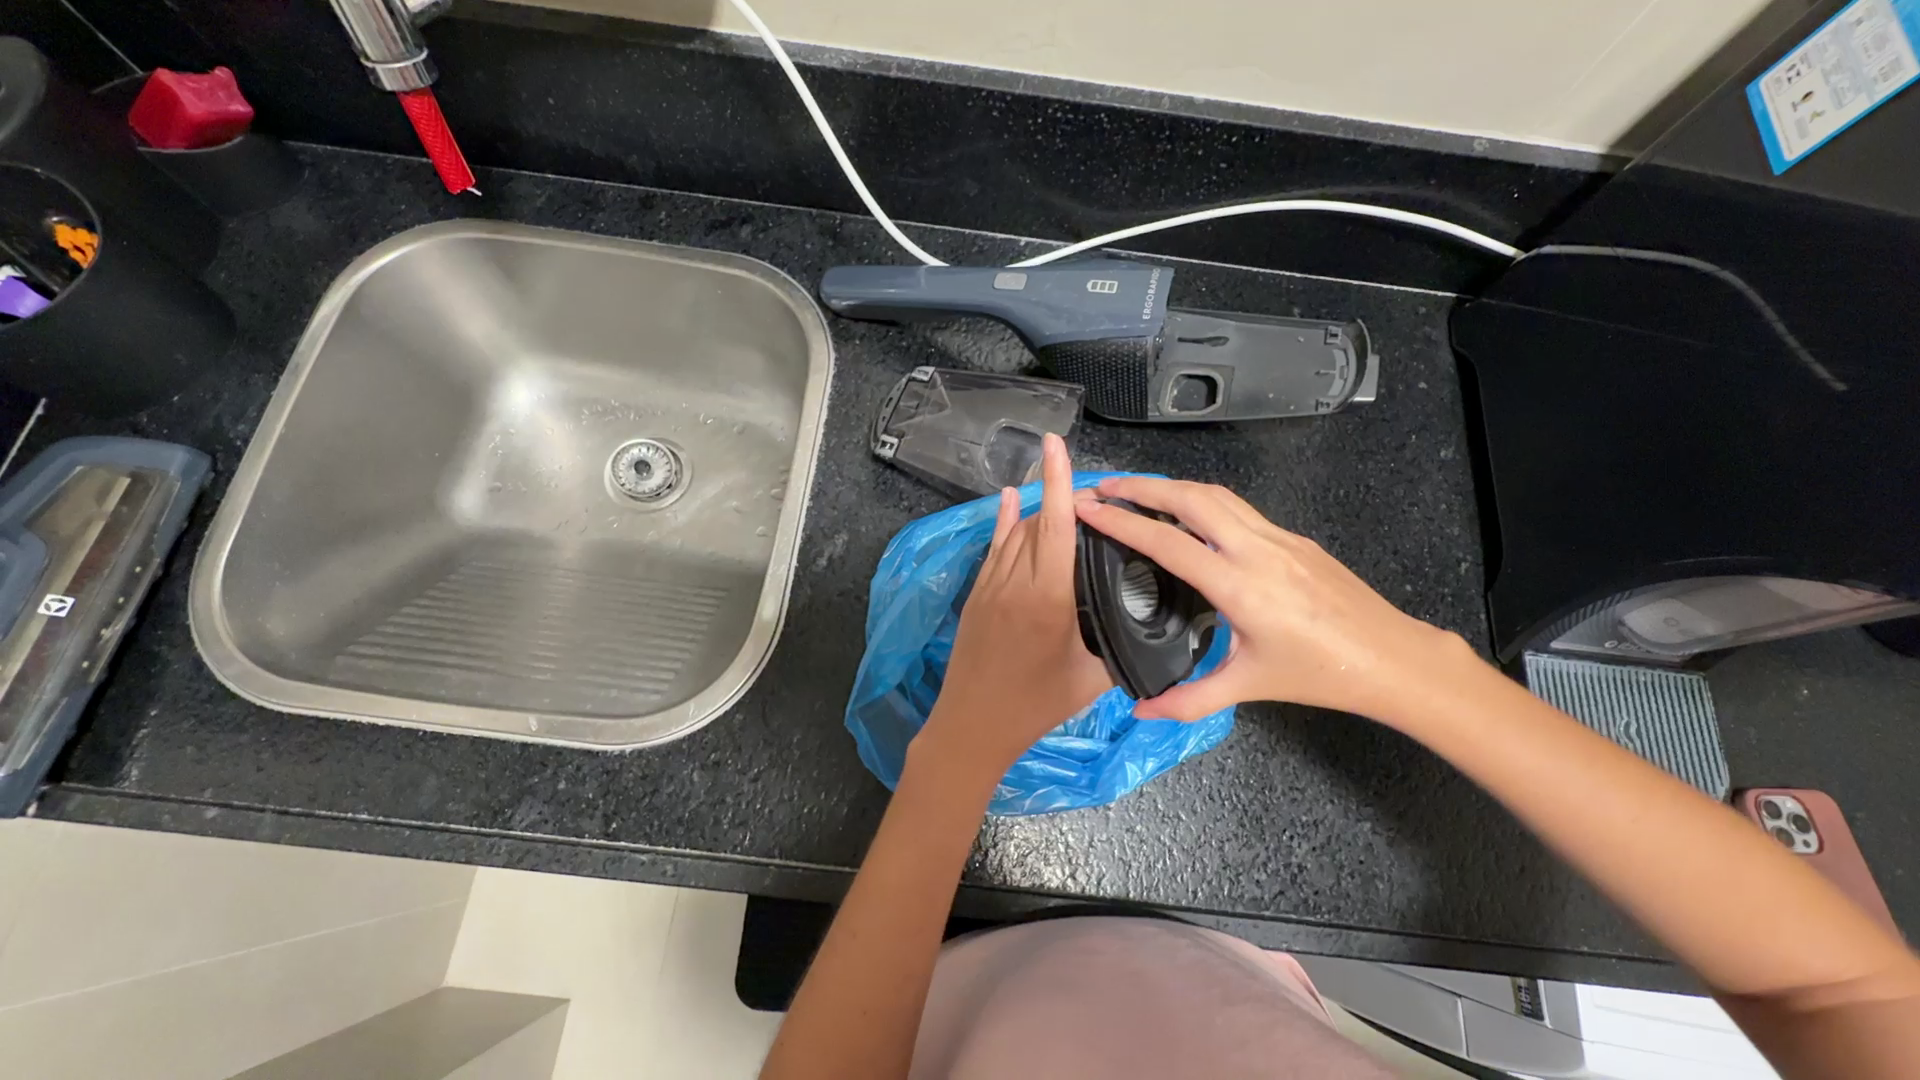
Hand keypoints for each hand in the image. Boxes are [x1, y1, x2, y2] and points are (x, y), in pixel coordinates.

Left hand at [916, 434, 1113, 780]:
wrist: (973, 725)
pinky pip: (994, 548)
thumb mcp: (1091, 679)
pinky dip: (1006, 522)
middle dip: (1063, 498)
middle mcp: (1016, 581)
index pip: (1057, 525)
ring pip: (1016, 532)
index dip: (1060, 480)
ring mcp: (991, 586)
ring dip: (1040, 511)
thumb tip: (1145, 620)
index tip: (1055, 442)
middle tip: (1096, 497)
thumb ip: (1118, 644)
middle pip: (1040, 522)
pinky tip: (1011, 501)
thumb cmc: (1036, 705)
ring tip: (1065, 498)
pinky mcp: (976, 595)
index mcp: (1048, 597)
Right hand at [1074, 477, 1466, 725]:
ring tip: (1136, 492)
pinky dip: (1200, 499)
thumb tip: (1140, 711)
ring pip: (1216, 494)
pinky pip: (1238, 508)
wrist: (1392, 658)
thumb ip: (1190, 700)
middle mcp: (1258, 550)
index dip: (1123, 522)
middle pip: (1191, 498)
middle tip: (1103, 487)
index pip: (1169, 542)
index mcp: (1240, 587)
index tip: (1088, 508)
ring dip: (1172, 486)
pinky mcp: (1294, 539)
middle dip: (1142, 486)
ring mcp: (1280, 538)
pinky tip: (1187, 515)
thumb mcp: (1249, 687)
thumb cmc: (1319, 675)